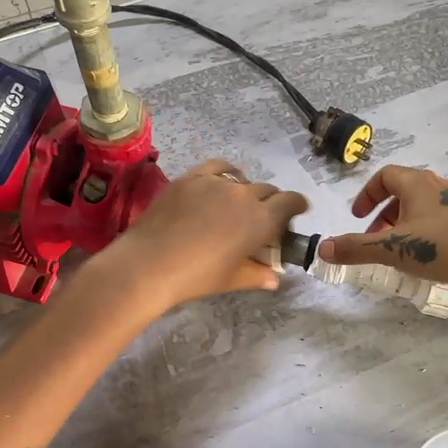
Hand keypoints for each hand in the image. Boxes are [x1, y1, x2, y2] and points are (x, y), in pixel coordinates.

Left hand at [99, 159, 308, 308]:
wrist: (151, 263)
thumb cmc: (197, 277)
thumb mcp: (232, 280)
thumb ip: (257, 275)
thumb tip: (274, 279)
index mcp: (262, 220)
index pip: (290, 202)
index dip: (297, 205)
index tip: (296, 211)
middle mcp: (244, 195)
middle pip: (268, 191)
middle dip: (270, 203)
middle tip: (261, 219)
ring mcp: (217, 182)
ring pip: (243, 180)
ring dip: (247, 191)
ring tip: (237, 205)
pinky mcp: (192, 177)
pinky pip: (218, 167)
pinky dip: (226, 174)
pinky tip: (221, 184)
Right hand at [317, 165, 447, 307]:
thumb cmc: (441, 250)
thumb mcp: (393, 250)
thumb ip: (356, 248)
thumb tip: (322, 248)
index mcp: (419, 183)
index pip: (386, 175)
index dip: (367, 194)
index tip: (357, 217)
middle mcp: (441, 186)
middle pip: (405, 190)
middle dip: (384, 212)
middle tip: (375, 238)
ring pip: (424, 206)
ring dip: (405, 223)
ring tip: (398, 250)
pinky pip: (442, 220)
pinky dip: (425, 232)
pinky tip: (426, 259)